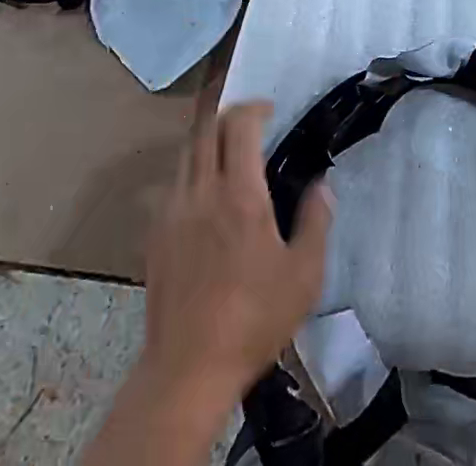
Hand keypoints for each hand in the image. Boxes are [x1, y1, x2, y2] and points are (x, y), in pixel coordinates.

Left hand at [138, 100, 333, 408]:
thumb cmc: (255, 318)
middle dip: (228, 115)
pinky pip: (172, 185)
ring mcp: (171, 214)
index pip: (239, 127)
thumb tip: (320, 186)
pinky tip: (207, 196)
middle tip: (252, 122)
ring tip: (230, 153)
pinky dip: (191, 171)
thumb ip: (316, 220)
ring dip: (207, 140)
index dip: (254, 107)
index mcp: (240, 196)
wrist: (189, 367)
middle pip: (204, 131)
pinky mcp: (155, 237)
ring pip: (184, 155)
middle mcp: (200, 194)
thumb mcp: (305, 272)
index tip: (271, 109)